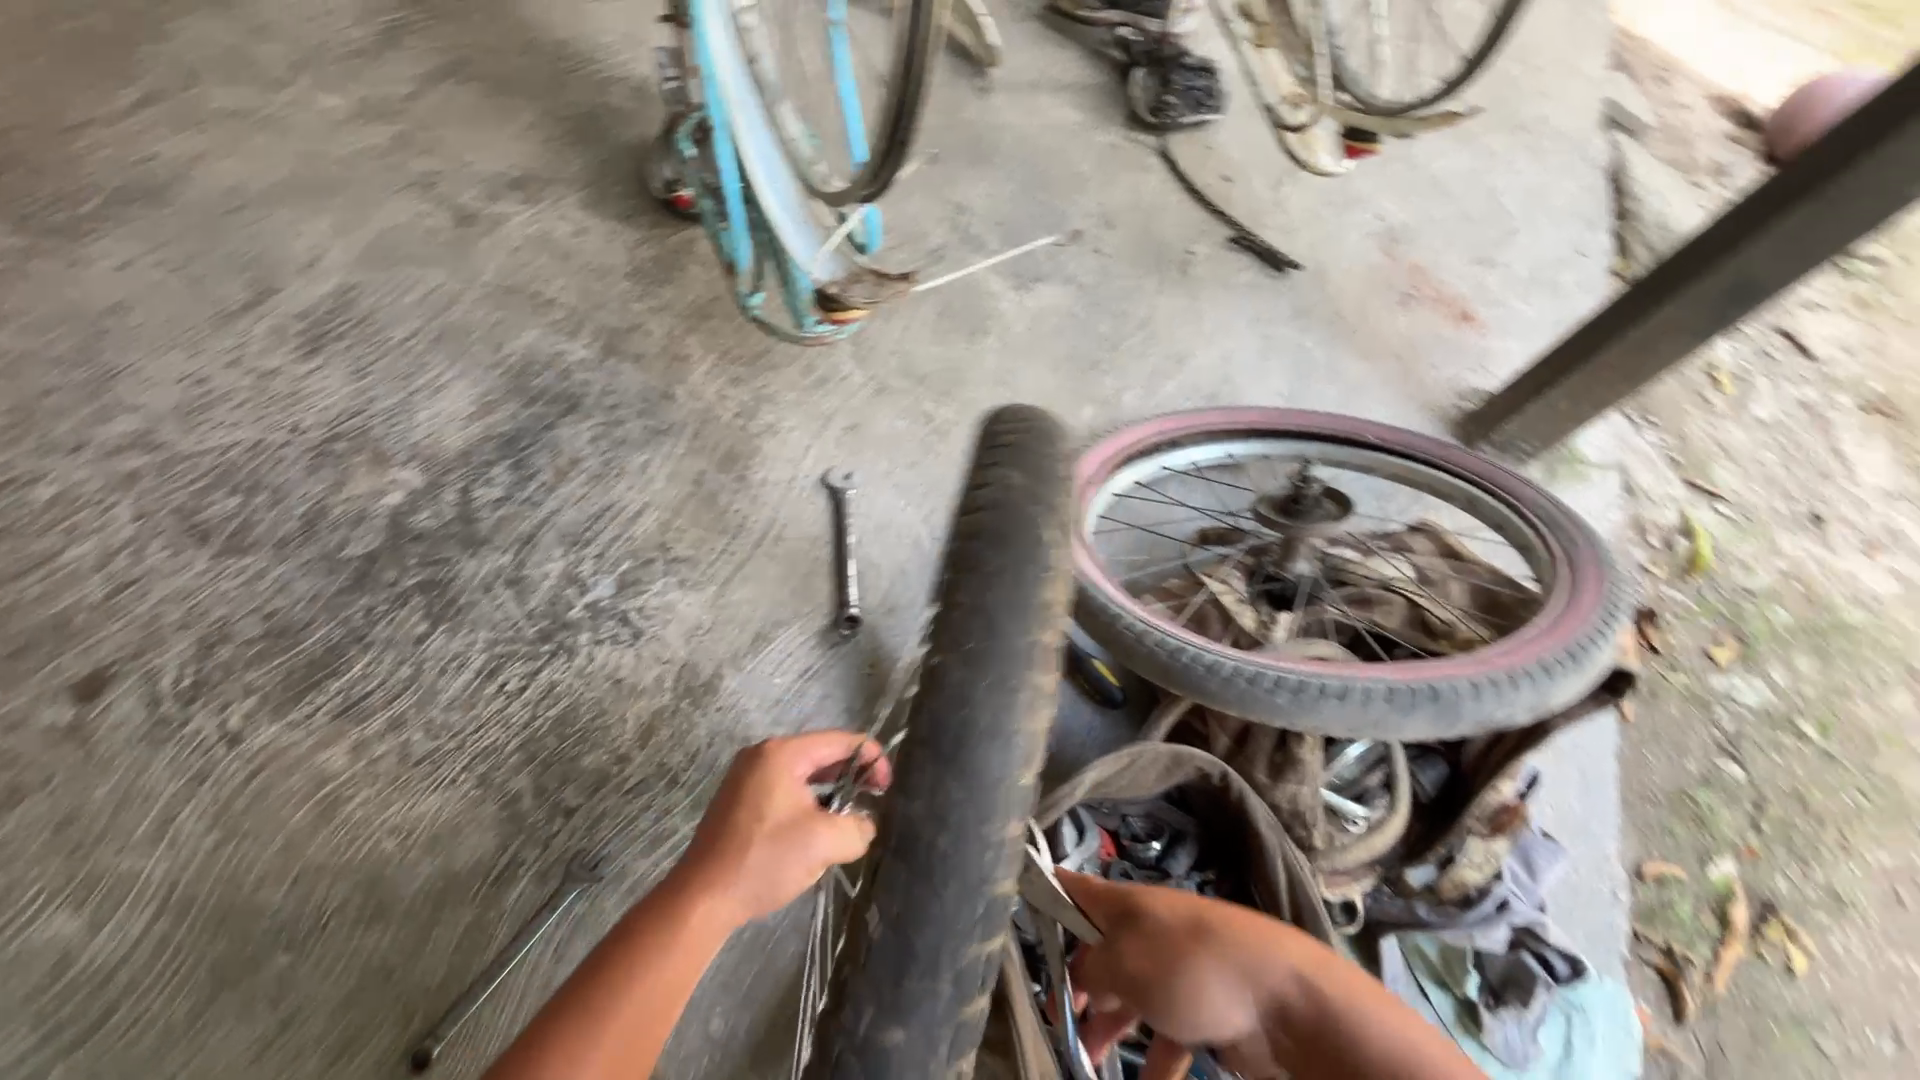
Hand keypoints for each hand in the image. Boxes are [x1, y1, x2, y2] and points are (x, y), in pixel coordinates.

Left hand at [675, 731, 891, 926]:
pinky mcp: (739, 801)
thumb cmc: (764, 860)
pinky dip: (807, 804)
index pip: (843, 742)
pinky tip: (814, 833)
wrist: (703, 898)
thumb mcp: (824, 842)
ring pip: (804, 775)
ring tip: (845, 823)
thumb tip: (863, 825)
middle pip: (822, 755)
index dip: (872, 761)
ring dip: (829, 795)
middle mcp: (762, 755)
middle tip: (872, 805)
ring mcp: (746, 777)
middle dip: (852, 778)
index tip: (886, 791)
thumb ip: (858, 827)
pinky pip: (785, 791)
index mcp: (782, 753)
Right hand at [1059, 871, 1289, 1079]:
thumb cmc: (1191, 966)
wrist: (1285, 999)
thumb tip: (1081, 974)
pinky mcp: (1206, 1011)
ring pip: (1130, 998)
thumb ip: (1090, 968)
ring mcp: (1179, 972)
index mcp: (1127, 905)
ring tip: (1086, 1061)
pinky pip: (1168, 1036)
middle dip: (1075, 984)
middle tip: (1055, 1018)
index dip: (1046, 895)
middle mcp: (1149, 932)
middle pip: (1100, 952)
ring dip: (1107, 1029)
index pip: (1076, 889)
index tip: (1018, 910)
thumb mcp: (1124, 962)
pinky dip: (1154, 1063)